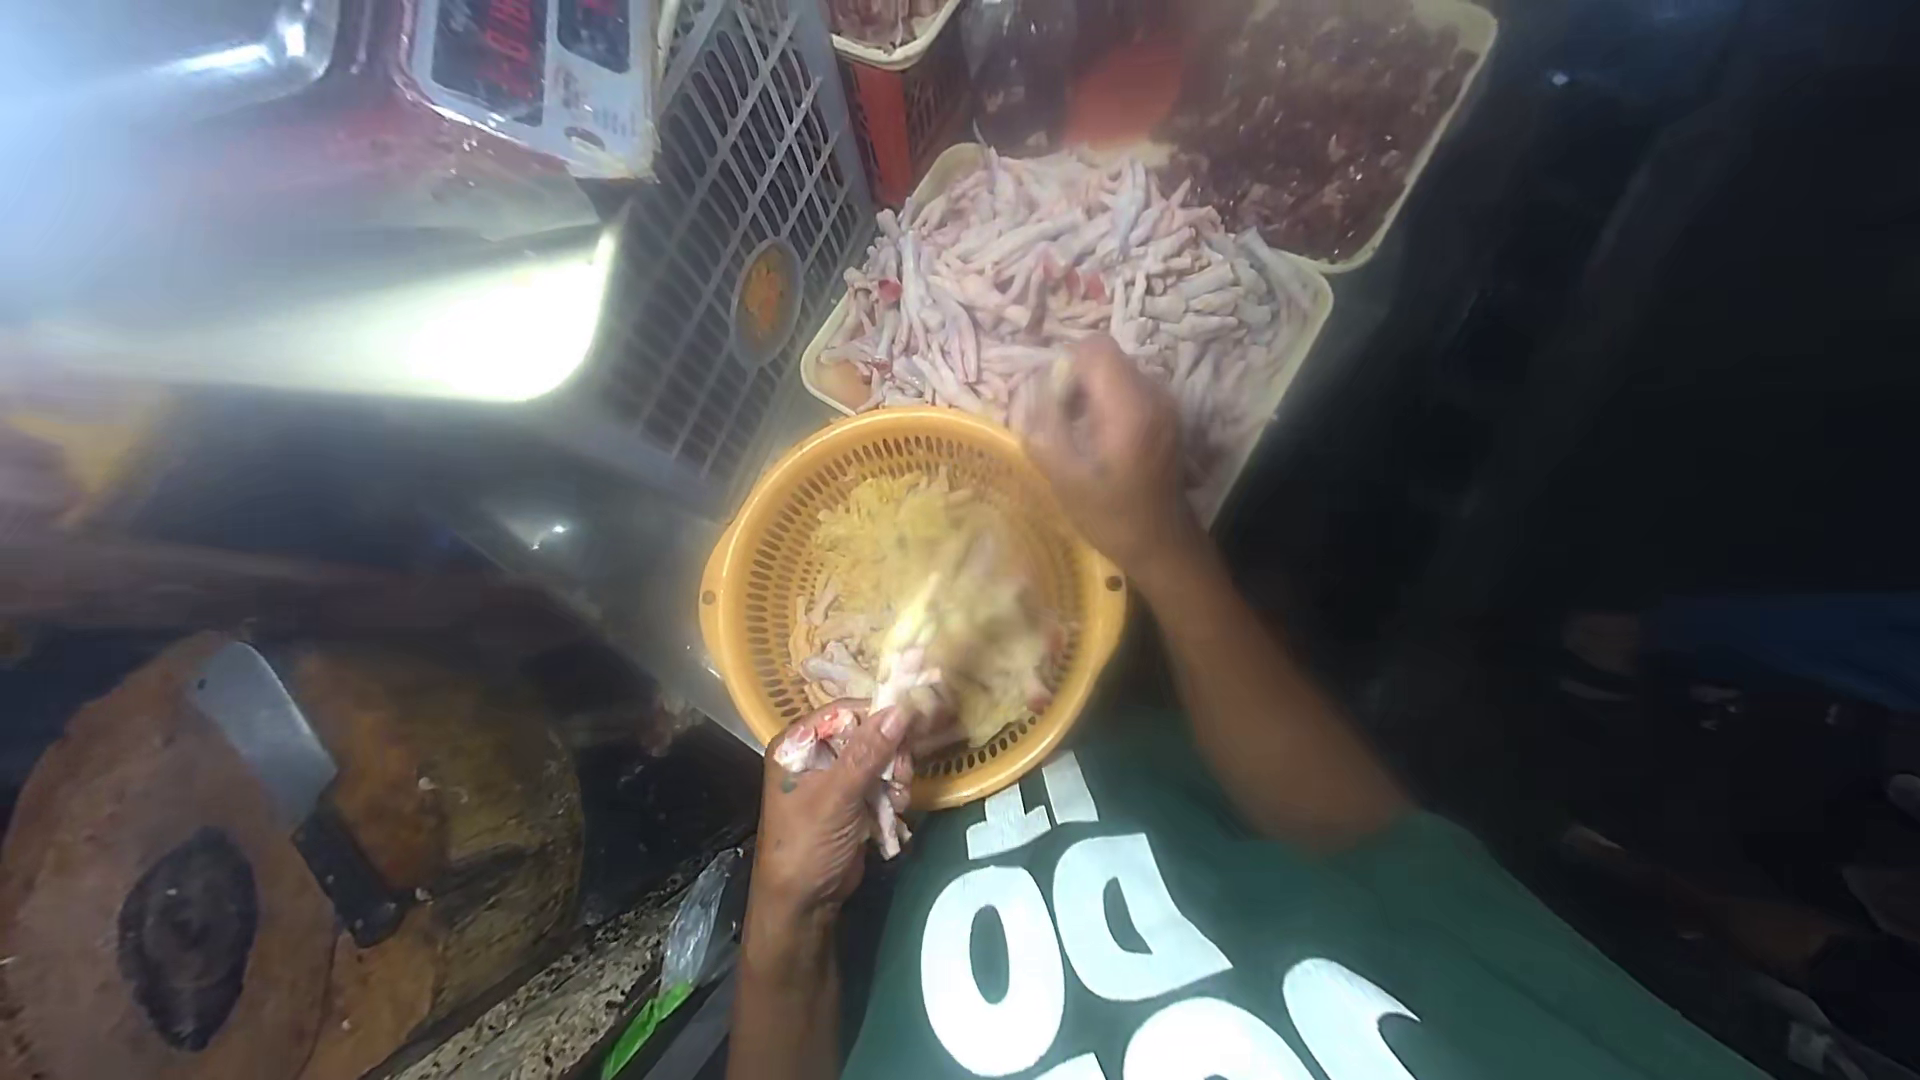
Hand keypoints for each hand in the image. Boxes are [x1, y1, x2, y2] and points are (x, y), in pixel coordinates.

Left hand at [752, 702, 909, 917]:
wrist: (804, 906)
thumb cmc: (808, 845)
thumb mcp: (837, 796)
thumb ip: (868, 753)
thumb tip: (900, 710)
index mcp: (798, 743)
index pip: (845, 711)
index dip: (878, 716)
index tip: (910, 727)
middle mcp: (815, 753)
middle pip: (868, 732)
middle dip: (891, 753)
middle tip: (902, 775)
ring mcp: (835, 775)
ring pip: (880, 756)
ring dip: (895, 775)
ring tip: (897, 799)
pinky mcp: (852, 795)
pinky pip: (881, 778)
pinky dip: (893, 790)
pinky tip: (896, 808)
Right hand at [1026, 335, 1207, 577]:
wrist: (1163, 545)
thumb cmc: (1111, 517)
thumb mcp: (1064, 479)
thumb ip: (1043, 427)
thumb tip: (1031, 390)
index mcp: (1130, 407)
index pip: (1094, 349)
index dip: (1064, 368)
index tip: (1055, 406)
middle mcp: (1154, 394)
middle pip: (1104, 358)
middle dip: (1075, 383)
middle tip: (1061, 425)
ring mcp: (1165, 404)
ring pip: (1115, 373)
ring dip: (1089, 395)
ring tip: (1078, 436)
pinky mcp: (1166, 416)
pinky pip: (1128, 390)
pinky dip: (1106, 405)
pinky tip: (1099, 443)